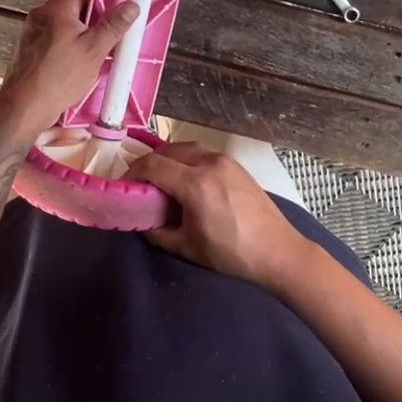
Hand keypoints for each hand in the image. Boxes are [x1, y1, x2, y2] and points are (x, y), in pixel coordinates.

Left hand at [0, 0, 138, 138]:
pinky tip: (89, 61)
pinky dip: (76, 45)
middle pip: (77, 5)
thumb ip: (113, 26)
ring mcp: (36, 34)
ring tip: (108, 47)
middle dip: (100, 15)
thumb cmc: (57, 78)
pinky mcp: (34, 52)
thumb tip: (131, 6)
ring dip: (89, 33)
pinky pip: (60, 40)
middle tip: (120, 26)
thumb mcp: (93, 50)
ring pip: (69, 25)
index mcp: (56, 9)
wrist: (24, 110)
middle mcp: (42, 16)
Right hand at [126, 142, 313, 288]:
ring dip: (168, 159)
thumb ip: (158, 232)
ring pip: (186, 148)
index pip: (153, 165)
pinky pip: (202, 153)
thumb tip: (142, 222)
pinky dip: (186, 160)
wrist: (278, 251)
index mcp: (195, 183)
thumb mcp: (187, 247)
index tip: (123, 186)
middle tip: (139, 183)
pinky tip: (185, 179)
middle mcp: (209, 163)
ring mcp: (225, 161)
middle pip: (168, 151)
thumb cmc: (231, 253)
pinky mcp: (236, 165)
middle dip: (149, 164)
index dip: (133, 173)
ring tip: (160, 180)